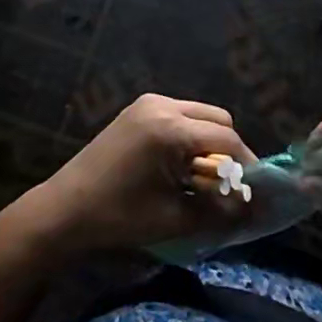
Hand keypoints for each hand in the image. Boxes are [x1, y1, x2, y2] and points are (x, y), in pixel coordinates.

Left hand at [24, 94, 256, 254]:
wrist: (66, 208)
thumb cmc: (120, 216)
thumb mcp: (177, 217)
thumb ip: (221, 208)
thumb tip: (255, 204)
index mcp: (170, 128)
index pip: (227, 140)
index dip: (247, 166)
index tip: (254, 193)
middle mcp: (160, 106)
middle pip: (216, 119)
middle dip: (229, 151)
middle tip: (226, 186)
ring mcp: (145, 104)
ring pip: (198, 115)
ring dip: (208, 142)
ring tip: (201, 179)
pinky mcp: (135, 110)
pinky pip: (177, 116)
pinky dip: (188, 137)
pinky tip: (178, 167)